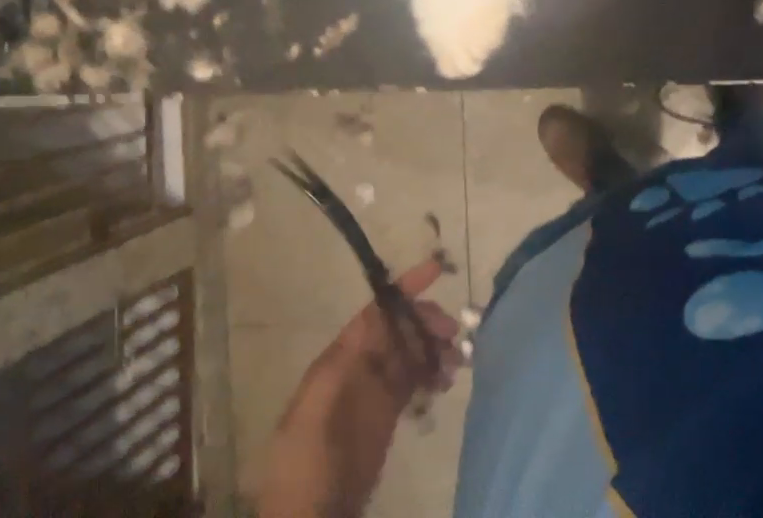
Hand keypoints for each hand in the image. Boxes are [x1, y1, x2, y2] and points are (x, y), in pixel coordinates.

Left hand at [255, 257, 462, 517]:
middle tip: (453, 335)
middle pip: (398, 329)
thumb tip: (369, 323)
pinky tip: (446, 381)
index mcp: (338, 360)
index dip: (404, 290)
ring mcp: (374, 390)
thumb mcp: (313, 413)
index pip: (375, 313)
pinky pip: (414, 379)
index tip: (436, 270)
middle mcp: (357, 367)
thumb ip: (340, 368)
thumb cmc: (306, 463)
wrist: (310, 516)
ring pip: (410, 352)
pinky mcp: (387, 413)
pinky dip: (432, 373)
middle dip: (426, 322)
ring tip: (456, 363)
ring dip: (434, 348)